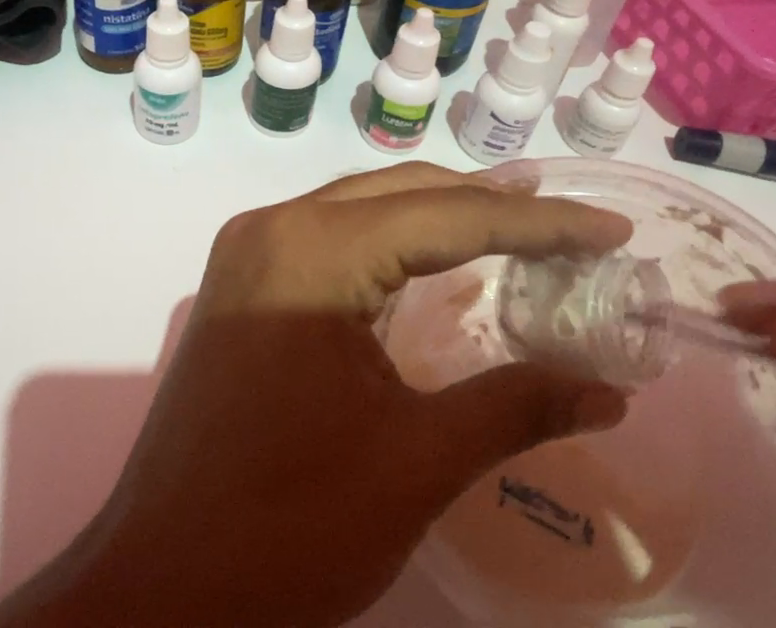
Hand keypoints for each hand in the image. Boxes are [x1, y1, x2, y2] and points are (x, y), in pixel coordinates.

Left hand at [0, 163, 633, 627]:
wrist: (165, 579)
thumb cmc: (289, 522)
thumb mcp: (415, 462)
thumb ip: (515, 407)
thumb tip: (609, 390)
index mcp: (310, 252)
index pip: (444, 215)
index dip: (536, 222)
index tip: (610, 230)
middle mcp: (270, 231)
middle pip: (400, 196)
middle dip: (489, 207)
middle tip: (571, 225)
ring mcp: (247, 258)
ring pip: (362, 211)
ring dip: (440, 217)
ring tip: (519, 229)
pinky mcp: (240, 290)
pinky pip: (331, 242)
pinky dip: (392, 244)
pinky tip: (435, 264)